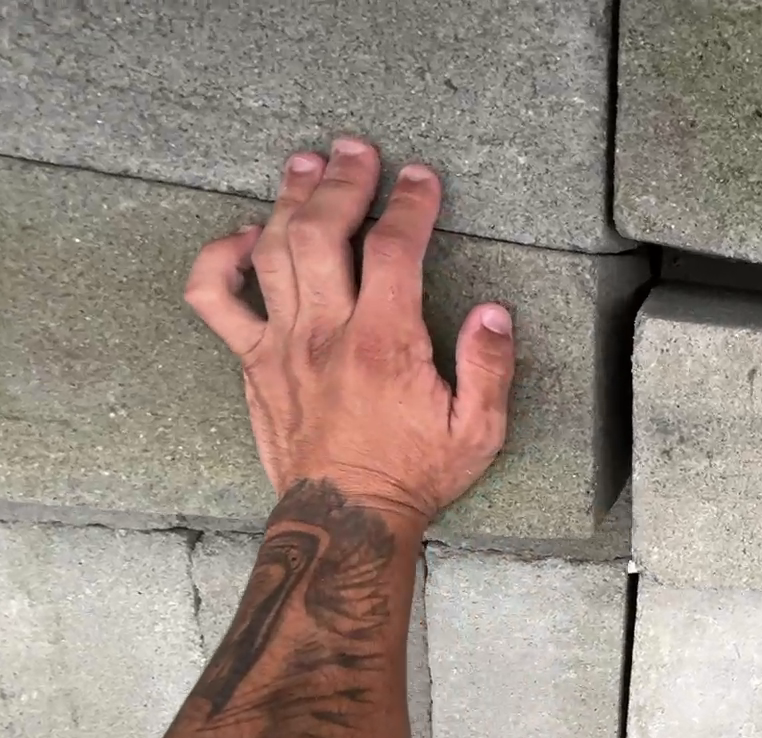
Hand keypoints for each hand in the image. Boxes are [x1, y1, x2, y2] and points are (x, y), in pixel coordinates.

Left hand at [184, 137, 514, 533]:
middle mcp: (327, 332)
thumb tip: (496, 313)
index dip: (409, 207)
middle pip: (321, 234)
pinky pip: (214, 296)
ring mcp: (281, 343)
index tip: (421, 178)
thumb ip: (489, 369)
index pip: (394, 253)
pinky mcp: (254, 360)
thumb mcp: (482, 430)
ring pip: (272, 250)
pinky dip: (220, 257)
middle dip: (343, 184)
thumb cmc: (421, 471)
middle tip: (358, 150)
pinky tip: (243, 236)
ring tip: (308, 164)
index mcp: (387, 344)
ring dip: (289, 199)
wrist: (350, 511)